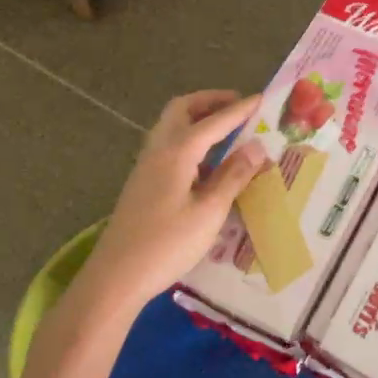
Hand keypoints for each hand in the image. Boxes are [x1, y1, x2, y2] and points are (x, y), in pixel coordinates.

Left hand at [84, 90, 266, 299]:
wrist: (115, 279)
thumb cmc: (166, 244)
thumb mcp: (209, 212)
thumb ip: (233, 176)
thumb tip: (257, 147)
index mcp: (177, 152)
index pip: (214, 121)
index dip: (239, 110)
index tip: (262, 98)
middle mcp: (159, 150)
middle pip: (182, 109)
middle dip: (211, 101)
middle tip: (237, 106)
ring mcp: (147, 166)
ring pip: (172, 126)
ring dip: (198, 118)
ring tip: (226, 129)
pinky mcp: (143, 183)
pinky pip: (168, 144)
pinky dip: (189, 137)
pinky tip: (206, 161)